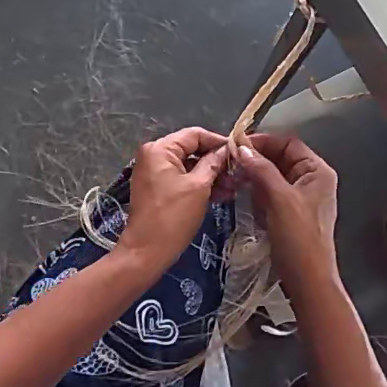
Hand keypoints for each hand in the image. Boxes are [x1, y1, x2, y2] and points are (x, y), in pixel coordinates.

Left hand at [118, 127, 231, 274]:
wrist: (146, 252)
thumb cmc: (173, 217)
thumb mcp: (199, 187)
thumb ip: (214, 163)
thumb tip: (227, 150)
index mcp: (160, 149)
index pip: (195, 134)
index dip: (219, 142)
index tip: (239, 153)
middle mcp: (155, 155)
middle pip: (192, 149)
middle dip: (216, 162)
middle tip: (239, 173)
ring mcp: (155, 172)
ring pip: (190, 165)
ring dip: (211, 175)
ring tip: (233, 188)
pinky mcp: (158, 188)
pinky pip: (183, 178)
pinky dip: (200, 184)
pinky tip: (221, 194)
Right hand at [233, 133, 339, 292]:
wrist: (308, 280)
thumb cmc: (299, 238)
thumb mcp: (279, 199)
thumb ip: (261, 170)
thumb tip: (241, 148)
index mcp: (317, 171)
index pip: (289, 144)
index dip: (264, 141)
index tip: (237, 145)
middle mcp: (312, 180)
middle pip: (280, 159)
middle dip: (257, 160)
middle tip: (231, 163)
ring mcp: (302, 198)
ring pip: (274, 177)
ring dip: (255, 178)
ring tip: (234, 179)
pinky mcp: (291, 214)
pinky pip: (272, 195)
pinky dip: (259, 194)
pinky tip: (245, 198)